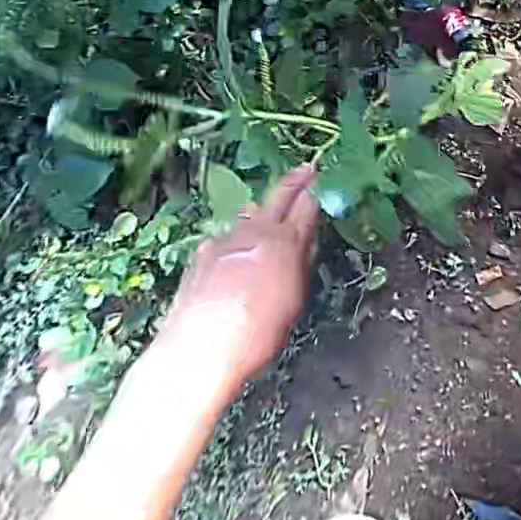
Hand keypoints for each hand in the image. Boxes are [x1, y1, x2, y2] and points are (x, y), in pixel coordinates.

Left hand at [159, 165, 319, 387]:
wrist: (197, 350)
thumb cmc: (258, 333)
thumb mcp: (294, 299)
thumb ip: (299, 263)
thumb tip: (304, 242)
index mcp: (287, 242)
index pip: (307, 205)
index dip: (317, 191)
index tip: (323, 180)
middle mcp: (257, 231)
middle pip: (280, 194)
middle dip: (296, 180)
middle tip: (307, 169)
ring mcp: (227, 239)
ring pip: (250, 213)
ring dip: (262, 210)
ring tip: (269, 213)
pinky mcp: (203, 253)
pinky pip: (226, 236)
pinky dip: (235, 239)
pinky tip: (234, 255)